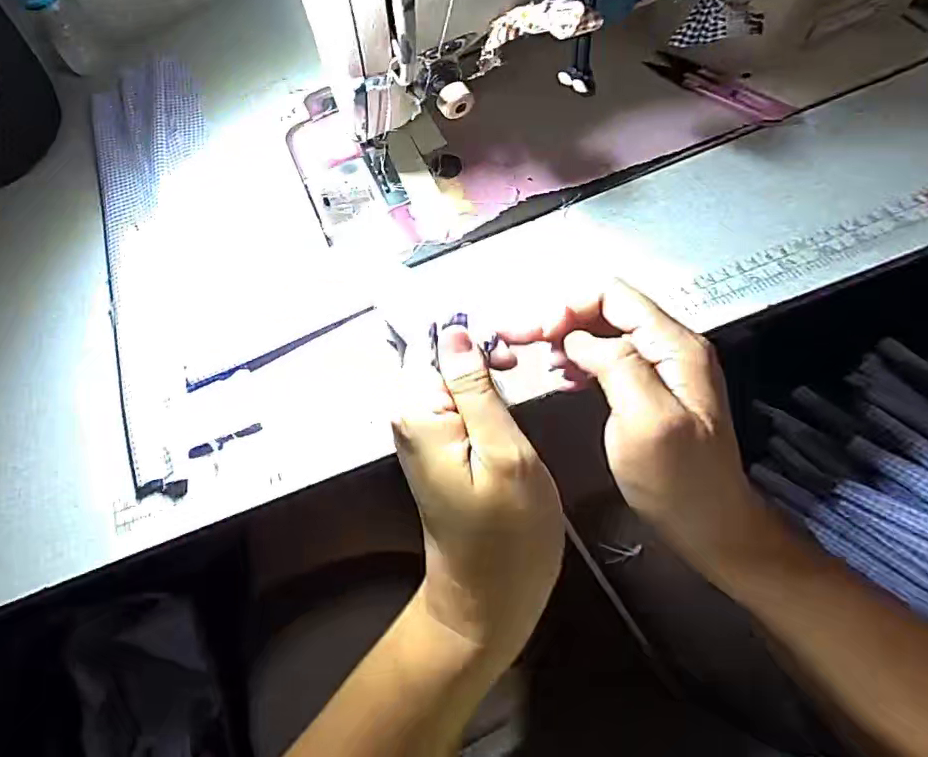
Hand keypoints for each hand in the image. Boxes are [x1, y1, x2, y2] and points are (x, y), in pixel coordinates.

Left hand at [391, 325, 563, 663]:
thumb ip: (477, 389)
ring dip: (480, 368)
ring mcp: (421, 430)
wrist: (488, 595)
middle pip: (436, 355)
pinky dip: (479, 391)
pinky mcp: (437, 444)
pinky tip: (503, 398)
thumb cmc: (506, 536)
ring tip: (516, 373)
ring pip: (448, 375)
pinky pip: (454, 400)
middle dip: (476, 347)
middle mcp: (409, 415)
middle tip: (518, 362)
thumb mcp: (506, 455)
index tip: (504, 338)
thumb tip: (456, 334)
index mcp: (418, 411)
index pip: (429, 343)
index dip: (467, 331)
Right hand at [491, 279, 768, 573]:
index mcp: (674, 348)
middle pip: (602, 309)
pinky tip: (559, 375)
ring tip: (533, 357)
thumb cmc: (681, 481)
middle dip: (557, 319)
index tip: (536, 334)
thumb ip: (616, 365)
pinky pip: (602, 355)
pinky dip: (573, 358)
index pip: (612, 295)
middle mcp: (668, 349)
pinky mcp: (645, 388)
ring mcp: (657, 368)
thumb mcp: (647, 420)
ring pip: (598, 330)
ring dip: (561, 338)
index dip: (567, 307)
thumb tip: (577, 337)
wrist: (711, 529)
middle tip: (518, 339)